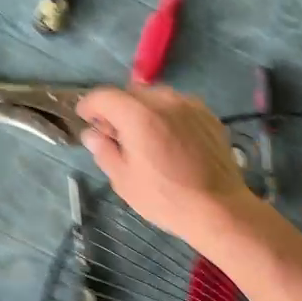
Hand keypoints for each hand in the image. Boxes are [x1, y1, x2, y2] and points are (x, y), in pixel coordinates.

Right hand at [76, 85, 261, 246]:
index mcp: (139, 116)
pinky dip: (166, 116)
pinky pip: (178, 107)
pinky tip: (168, 141)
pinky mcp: (208, 116)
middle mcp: (165, 101)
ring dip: (142, 111)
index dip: (90, 106)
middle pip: (131, 93)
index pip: (105, 96)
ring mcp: (190, 105)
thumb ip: (104, 152)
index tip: (84, 118)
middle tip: (113, 134)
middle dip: (117, 108)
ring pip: (156, 97)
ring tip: (142, 138)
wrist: (217, 207)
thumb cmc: (164, 198)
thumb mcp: (124, 181)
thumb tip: (92, 135)